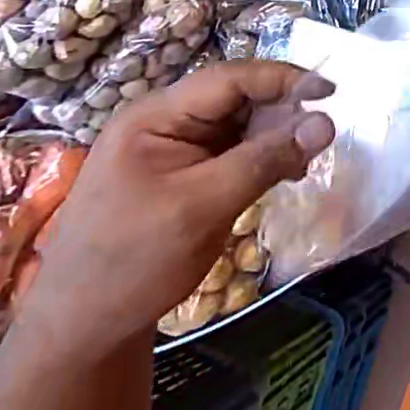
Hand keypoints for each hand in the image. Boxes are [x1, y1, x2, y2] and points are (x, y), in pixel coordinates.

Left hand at [18, 61, 335, 350]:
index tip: (330, 93)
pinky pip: (236, 150)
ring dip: (277, 136)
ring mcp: (176, 147)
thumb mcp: (203, 208)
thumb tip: (326, 123)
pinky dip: (264, 157)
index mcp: (156, 116)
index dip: (283, 79)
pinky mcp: (187, 173)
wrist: (80, 331)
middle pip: (238, 97)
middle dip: (282, 110)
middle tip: (321, 135)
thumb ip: (265, 160)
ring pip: (242, 124)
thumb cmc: (132, 264)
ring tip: (304, 160)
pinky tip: (285, 174)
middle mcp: (166, 121)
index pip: (231, 78)